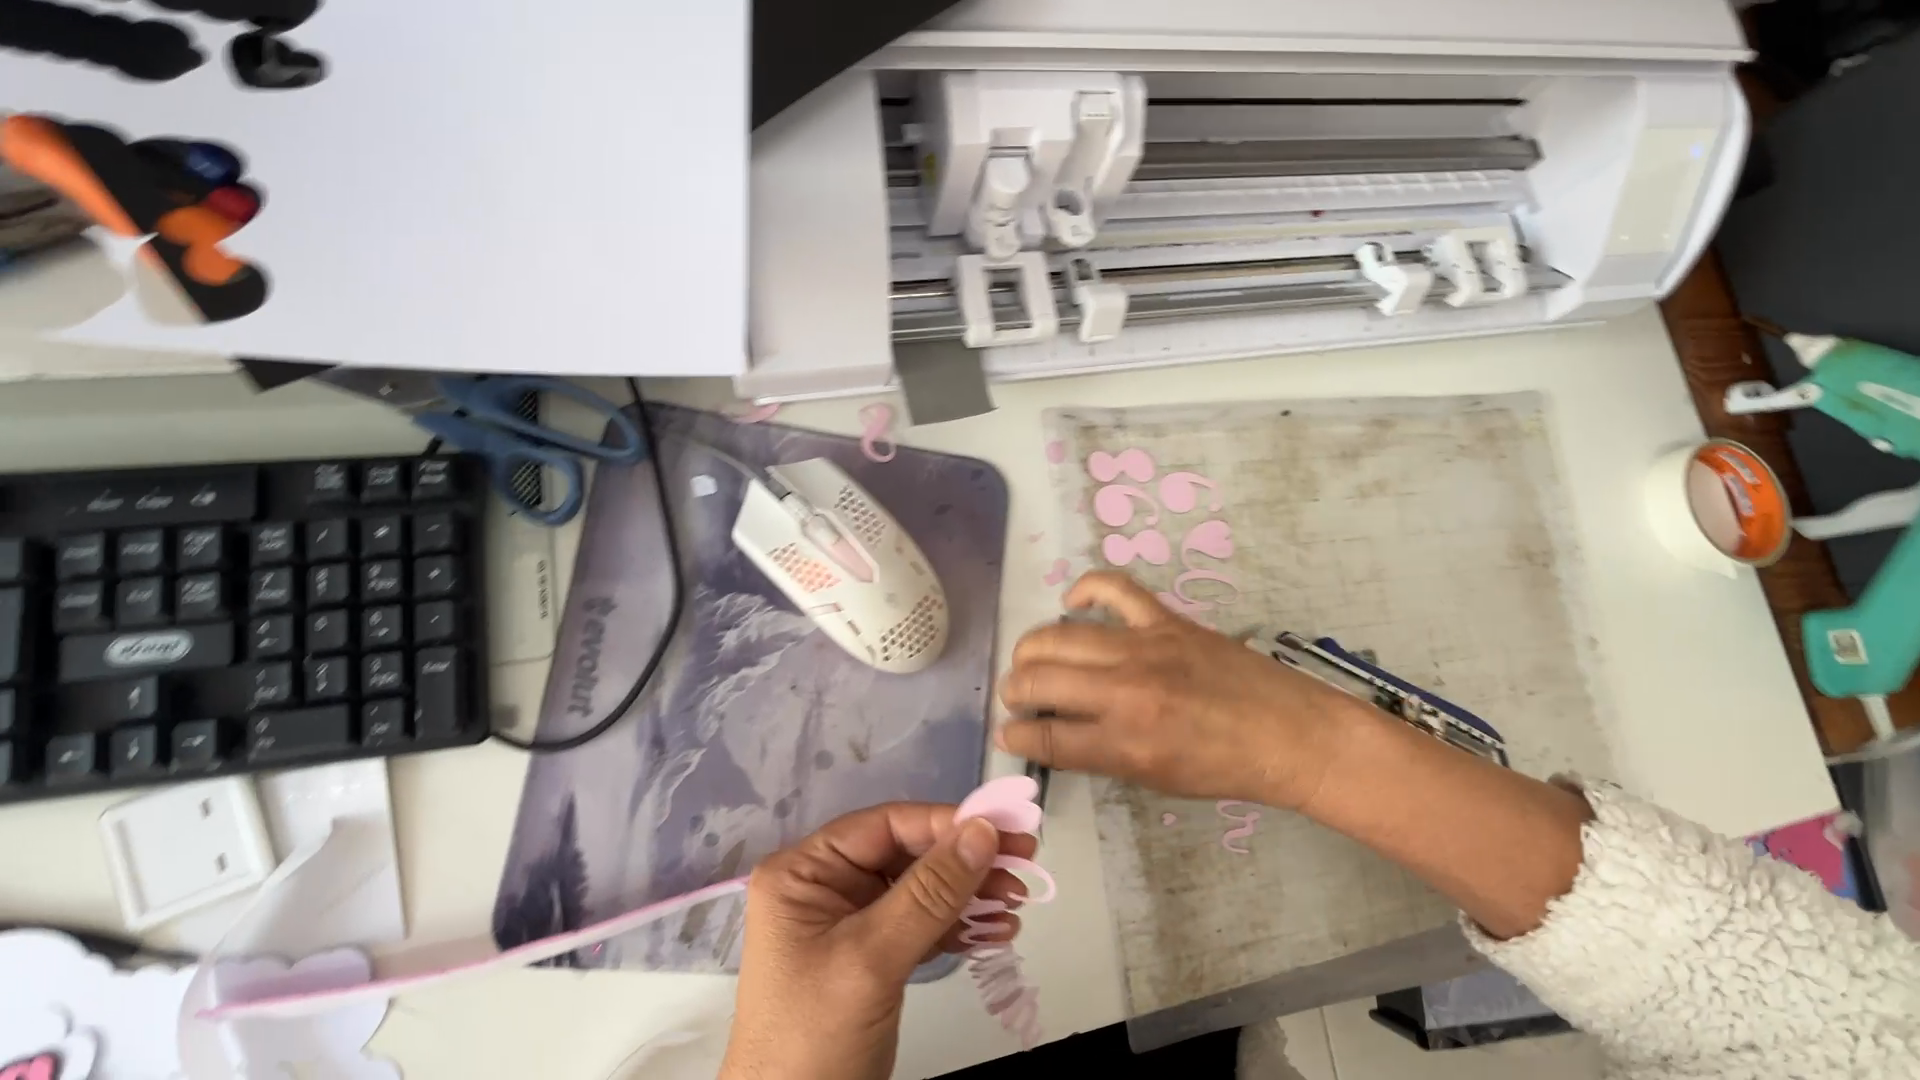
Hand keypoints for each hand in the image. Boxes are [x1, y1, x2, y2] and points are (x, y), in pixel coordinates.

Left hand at [720, 803, 1037, 1079]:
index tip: (1004, 828)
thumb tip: (983, 830)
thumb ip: (930, 892)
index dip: (946, 823)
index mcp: (805, 871)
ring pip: (920, 888)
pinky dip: (958, 926)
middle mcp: (825, 886)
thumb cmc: (815, 1035)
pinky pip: (921, 924)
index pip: (885, 826)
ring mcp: (849, 922)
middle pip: (907, 854)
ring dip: (969, 895)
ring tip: (1016, 904)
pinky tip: (994, 931)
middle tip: (1024, 864)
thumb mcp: (872, 958)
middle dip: (965, 862)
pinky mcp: (871, 956)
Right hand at [997, 572, 1362, 808]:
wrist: (1289, 734)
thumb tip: (1055, 734)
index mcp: (1123, 743)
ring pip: (1059, 636)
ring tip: (1030, 660)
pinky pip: (1113, 588)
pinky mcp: (1165, 620)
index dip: (1015, 735)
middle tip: (1016, 696)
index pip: (1045, 737)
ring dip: (1031, 650)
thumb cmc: (1223, 768)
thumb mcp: (1153, 778)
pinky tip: (1072, 603)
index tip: (1008, 732)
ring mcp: (1144, 647)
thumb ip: (1098, 754)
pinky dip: (1085, 590)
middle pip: (1040, 679)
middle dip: (1014, 690)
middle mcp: (1124, 691)